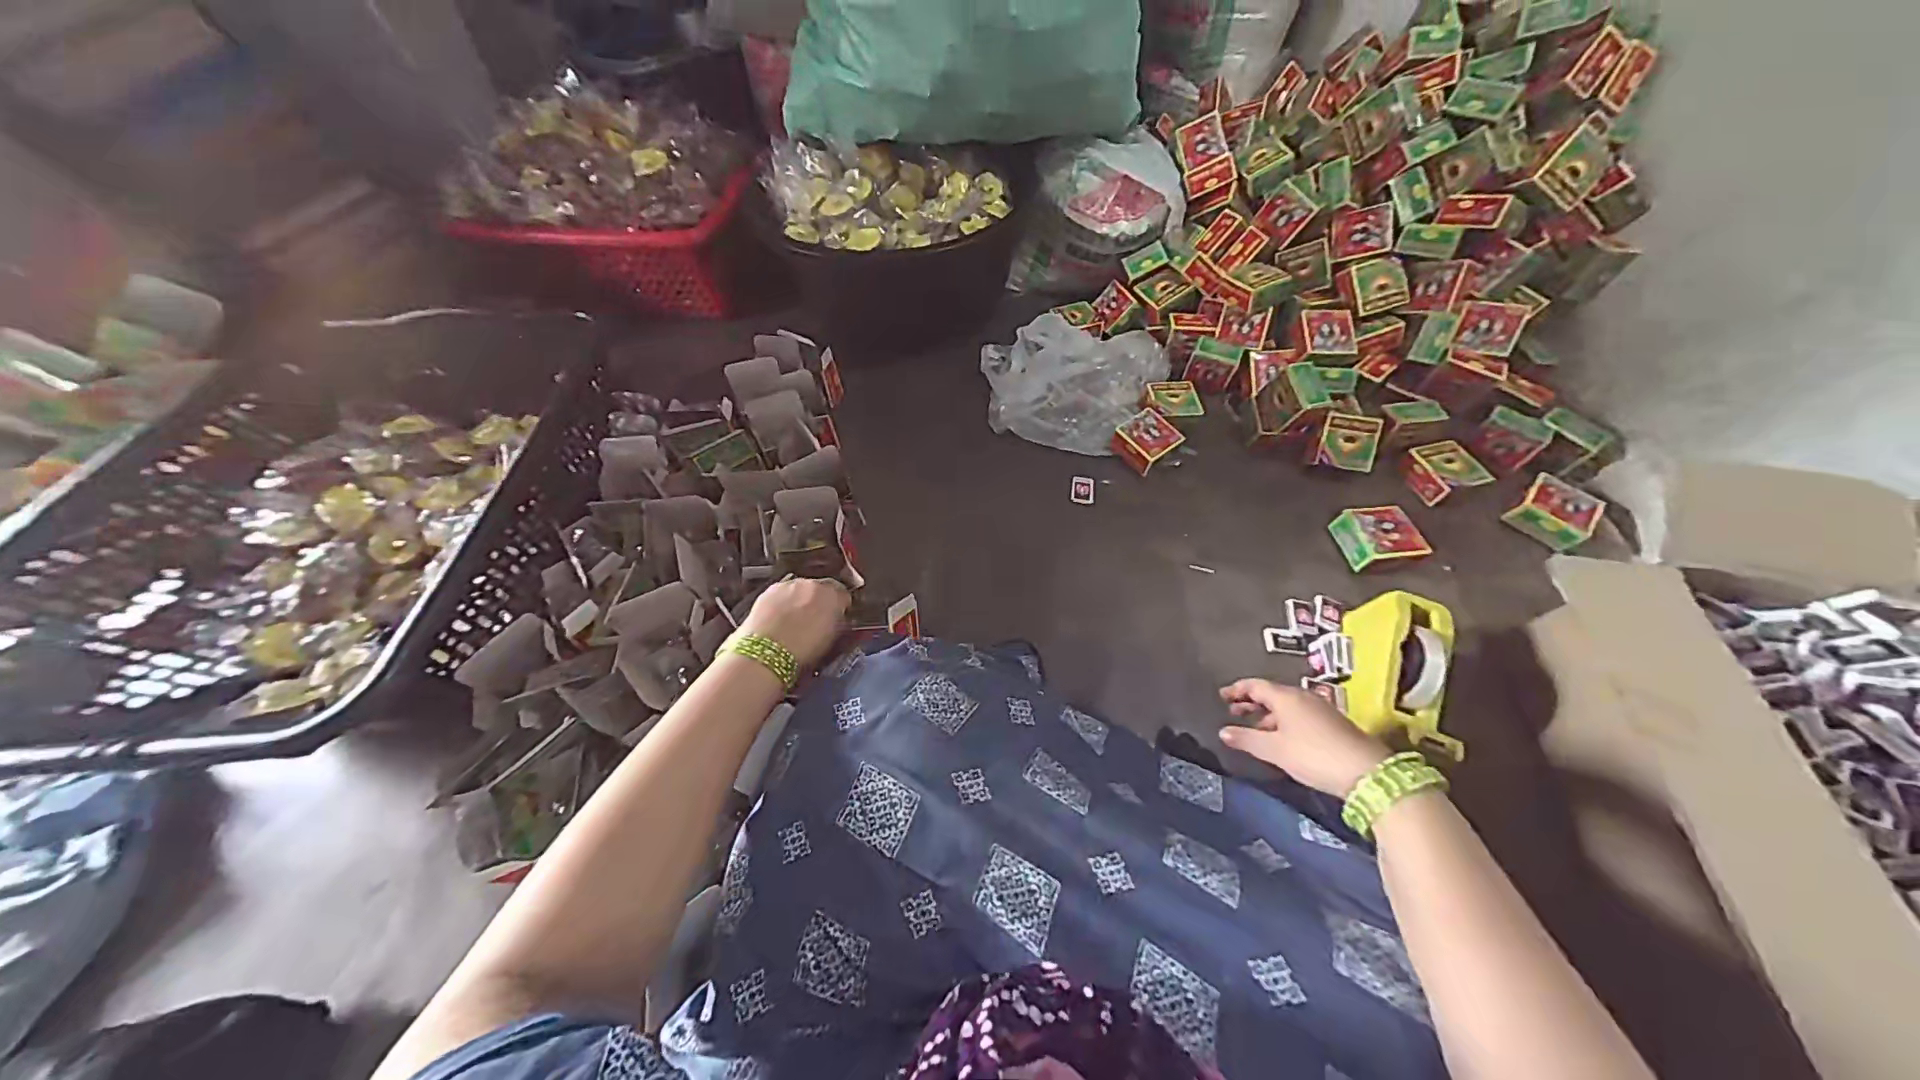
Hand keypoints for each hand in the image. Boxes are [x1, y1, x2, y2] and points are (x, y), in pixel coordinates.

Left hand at [739, 576, 849, 668]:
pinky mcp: (769, 590)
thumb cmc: (803, 650)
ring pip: (800, 589)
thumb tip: (837, 617)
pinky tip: (778, 618)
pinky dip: (783, 602)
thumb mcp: (833, 639)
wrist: (768, 652)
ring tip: (794, 621)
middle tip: (815, 620)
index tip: (837, 616)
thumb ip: (838, 621)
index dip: (840, 606)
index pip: (843, 594)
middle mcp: (812, 584)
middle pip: (821, 588)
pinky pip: (782, 593)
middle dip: (820, 601)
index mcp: (833, 595)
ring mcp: (790, 585)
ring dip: (800, 600)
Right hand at [1217, 678, 1391, 797]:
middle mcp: (1302, 697)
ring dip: (1267, 714)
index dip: (1236, 690)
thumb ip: (1246, 739)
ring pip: (1286, 706)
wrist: (1367, 772)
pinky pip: (1299, 715)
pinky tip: (1280, 738)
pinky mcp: (1332, 723)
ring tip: (1254, 728)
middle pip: (1271, 693)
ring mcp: (1320, 709)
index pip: (1254, 685)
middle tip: (1234, 711)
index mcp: (1286, 697)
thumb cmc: (1313, 755)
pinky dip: (1283, 721)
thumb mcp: (1274, 750)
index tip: (1222, 696)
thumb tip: (1223, 731)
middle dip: (1251, 701)